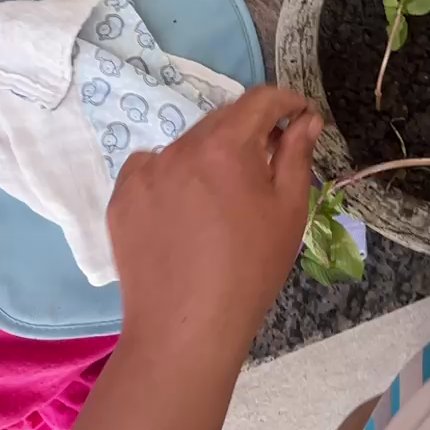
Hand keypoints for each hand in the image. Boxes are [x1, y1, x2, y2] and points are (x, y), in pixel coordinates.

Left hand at [106, 86, 321, 351]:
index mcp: (226, 145)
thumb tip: (306, 119)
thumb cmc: (250, 269)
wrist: (186, 330)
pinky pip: (153, 167)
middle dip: (251, 130)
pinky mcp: (122, 197)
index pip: (260, 100)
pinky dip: (173, 173)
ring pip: (189, 144)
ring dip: (212, 154)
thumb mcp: (289, 209)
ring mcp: (146, 171)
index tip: (300, 116)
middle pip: (224, 119)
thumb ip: (297, 154)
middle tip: (268, 162)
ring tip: (223, 197)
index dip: (286, 102)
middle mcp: (182, 146)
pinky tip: (184, 208)